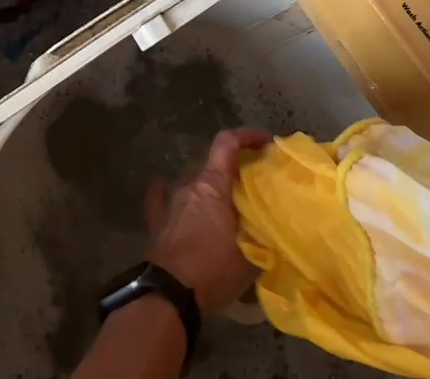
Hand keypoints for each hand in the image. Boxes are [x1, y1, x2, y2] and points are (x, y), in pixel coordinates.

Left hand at [143, 127, 270, 312]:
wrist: (169, 293)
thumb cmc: (213, 268)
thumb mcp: (250, 254)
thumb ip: (261, 233)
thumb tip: (273, 226)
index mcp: (212, 184)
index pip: (227, 142)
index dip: (246, 135)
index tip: (265, 142)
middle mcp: (189, 183)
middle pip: (212, 165)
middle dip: (232, 170)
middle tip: (251, 187)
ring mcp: (169, 199)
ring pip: (192, 181)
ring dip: (209, 187)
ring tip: (223, 204)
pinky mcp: (156, 219)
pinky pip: (162, 195)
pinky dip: (170, 191)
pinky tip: (170, 190)